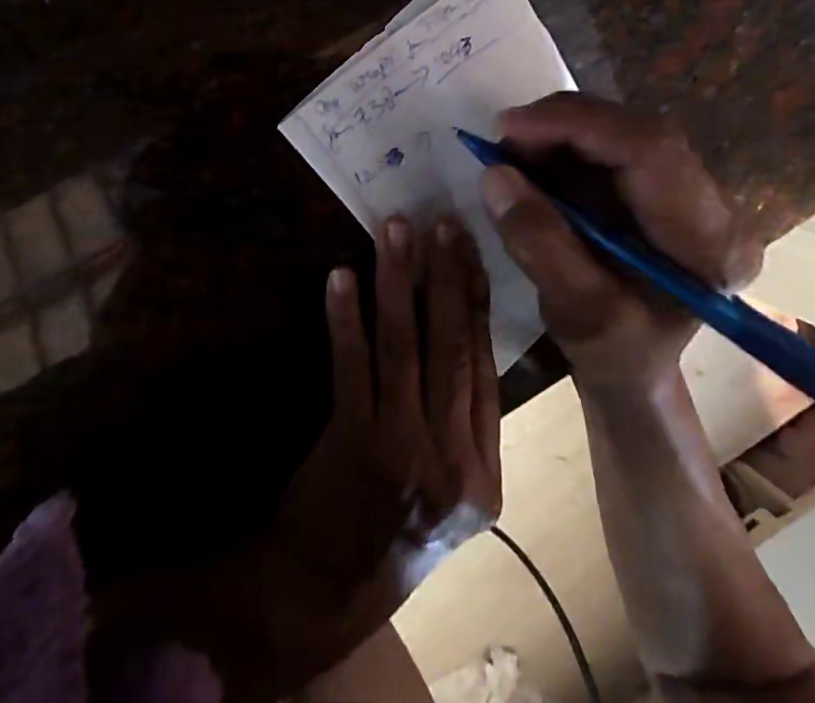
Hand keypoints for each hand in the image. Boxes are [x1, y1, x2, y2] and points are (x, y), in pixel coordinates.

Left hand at [249, 215, 501, 691]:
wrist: (327, 590)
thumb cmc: (393, 533)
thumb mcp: (452, 494)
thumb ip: (466, 426)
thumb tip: (467, 341)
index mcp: (484, 470)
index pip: (487, 369)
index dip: (479, 305)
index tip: (473, 254)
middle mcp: (452, 457)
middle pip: (455, 348)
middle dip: (449, 278)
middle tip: (443, 223)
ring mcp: (402, 448)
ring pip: (407, 347)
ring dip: (401, 282)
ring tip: (397, 230)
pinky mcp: (353, 442)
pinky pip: (353, 365)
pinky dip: (347, 317)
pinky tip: (343, 276)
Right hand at [479, 92, 764, 393]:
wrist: (635, 366)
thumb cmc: (615, 354)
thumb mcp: (576, 315)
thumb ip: (540, 246)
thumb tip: (496, 175)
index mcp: (710, 241)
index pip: (652, 151)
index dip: (577, 126)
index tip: (508, 130)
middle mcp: (713, 204)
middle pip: (639, 130)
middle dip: (562, 126)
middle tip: (502, 142)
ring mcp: (688, 190)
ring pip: (623, 129)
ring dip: (559, 133)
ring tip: (512, 156)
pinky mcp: (661, 185)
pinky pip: (612, 144)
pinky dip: (565, 145)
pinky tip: (534, 164)